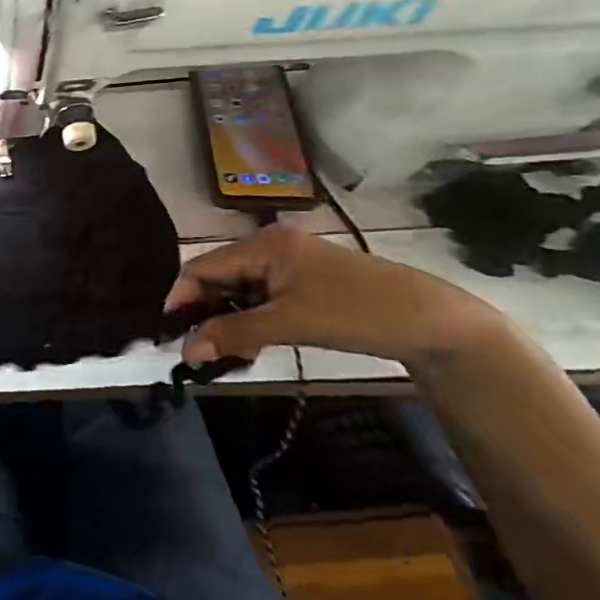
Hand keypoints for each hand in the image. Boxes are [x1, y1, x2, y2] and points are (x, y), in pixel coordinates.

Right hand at [165, 226, 502, 365]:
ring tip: (229, 354)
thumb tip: (185, 352)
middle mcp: (271, 246)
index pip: (202, 267)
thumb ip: (233, 334)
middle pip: (218, 277)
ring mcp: (289, 264)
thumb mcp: (288, 324)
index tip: (171, 335)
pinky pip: (260, 298)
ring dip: (227, 321)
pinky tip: (252, 346)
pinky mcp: (302, 282)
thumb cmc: (355, 312)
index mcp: (264, 245)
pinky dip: (250, 321)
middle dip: (205, 313)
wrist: (428, 320)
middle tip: (201, 352)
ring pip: (238, 291)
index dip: (181, 298)